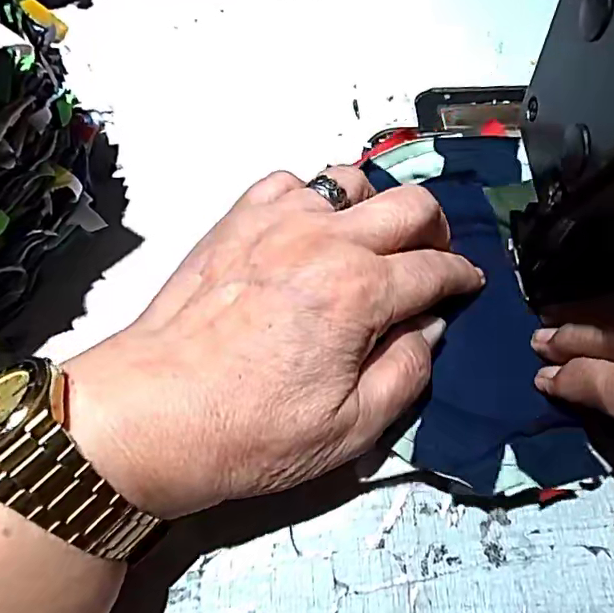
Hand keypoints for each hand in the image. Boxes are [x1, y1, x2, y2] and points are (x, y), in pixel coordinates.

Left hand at [62, 167, 483, 518]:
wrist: (146, 416)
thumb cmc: (248, 431)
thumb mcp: (352, 427)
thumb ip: (408, 371)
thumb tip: (429, 326)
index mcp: (360, 292)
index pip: (436, 269)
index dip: (462, 277)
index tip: (467, 283)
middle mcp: (325, 241)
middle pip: (412, 206)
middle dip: (437, 230)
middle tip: (434, 257)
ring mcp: (277, 222)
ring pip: (353, 181)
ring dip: (377, 207)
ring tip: (373, 241)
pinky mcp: (237, 221)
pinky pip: (292, 182)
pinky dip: (315, 199)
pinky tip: (312, 230)